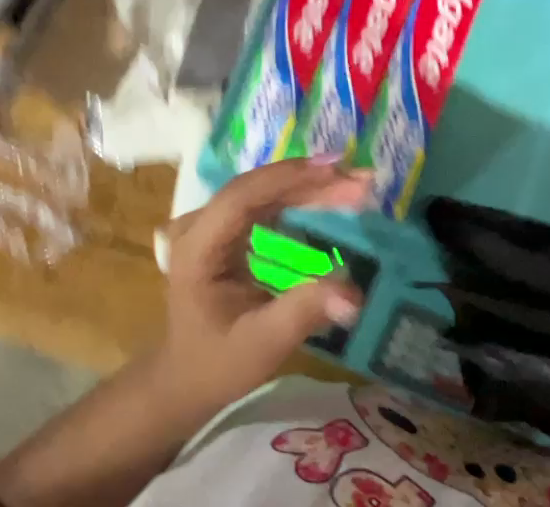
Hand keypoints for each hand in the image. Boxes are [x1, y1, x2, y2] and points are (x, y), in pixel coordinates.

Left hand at [157, 160, 370, 407]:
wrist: (187, 379)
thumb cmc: (219, 364)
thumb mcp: (262, 345)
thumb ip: (304, 313)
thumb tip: (354, 294)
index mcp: (196, 247)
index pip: (242, 196)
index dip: (287, 178)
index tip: (333, 171)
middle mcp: (199, 225)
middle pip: (257, 188)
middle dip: (311, 180)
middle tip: (362, 181)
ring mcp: (211, 225)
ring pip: (264, 191)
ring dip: (310, 186)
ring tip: (356, 185)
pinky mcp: (226, 230)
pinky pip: (265, 203)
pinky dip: (300, 199)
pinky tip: (331, 196)